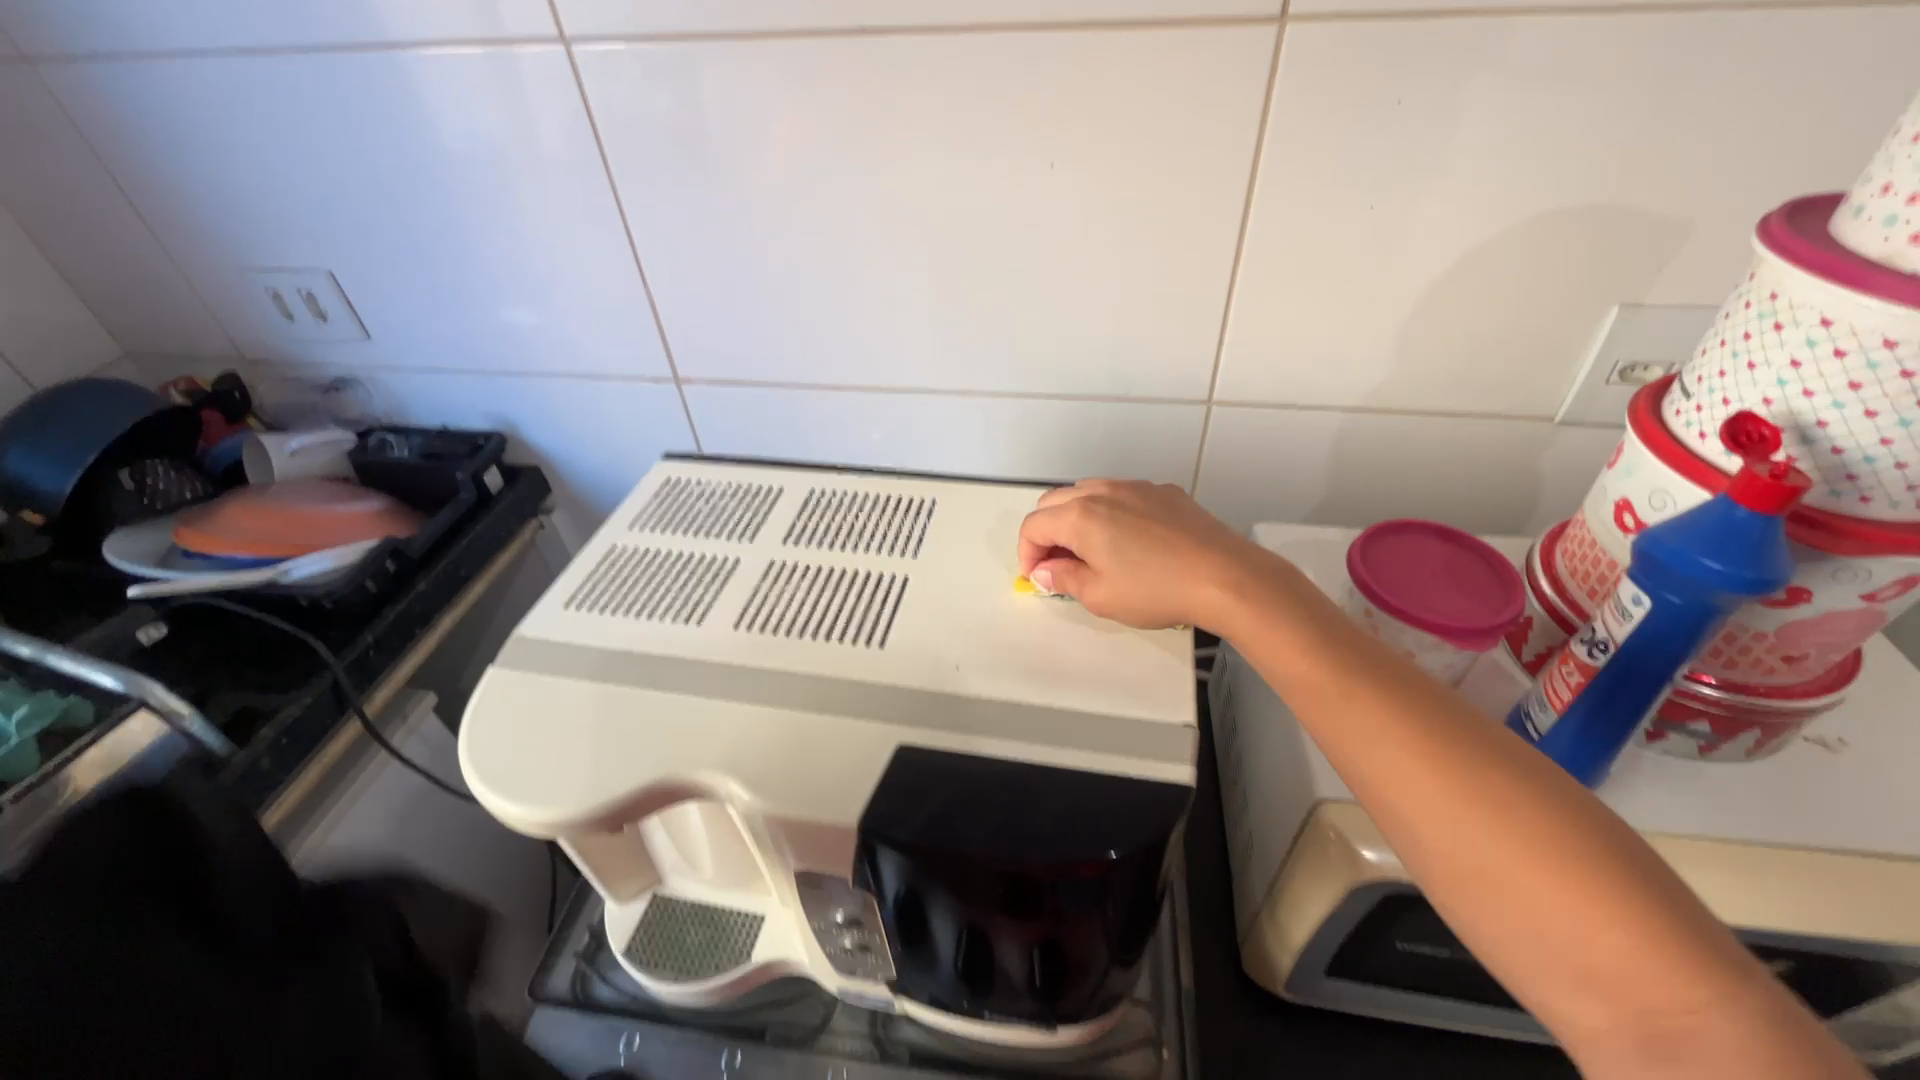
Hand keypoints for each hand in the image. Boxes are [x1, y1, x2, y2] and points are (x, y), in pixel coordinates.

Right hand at [1016, 479, 1273, 630]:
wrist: (1225, 577)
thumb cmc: (1157, 590)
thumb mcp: (1100, 596)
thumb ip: (1063, 578)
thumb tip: (1045, 569)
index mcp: (1080, 515)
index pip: (1033, 525)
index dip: (1027, 553)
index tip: (1037, 578)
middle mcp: (1103, 491)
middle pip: (1054, 502)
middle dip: (1047, 532)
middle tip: (1058, 565)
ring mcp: (1136, 487)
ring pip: (1088, 492)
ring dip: (1076, 518)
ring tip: (1091, 553)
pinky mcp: (1164, 492)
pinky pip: (1122, 495)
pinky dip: (1110, 513)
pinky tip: (1129, 543)